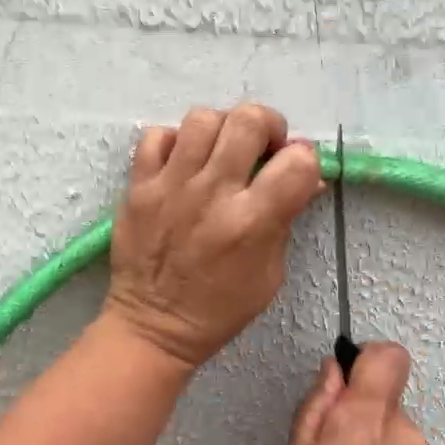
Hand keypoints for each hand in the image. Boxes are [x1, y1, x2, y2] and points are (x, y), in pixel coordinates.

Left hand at [103, 104, 324, 369]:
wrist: (154, 326)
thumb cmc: (219, 308)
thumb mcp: (271, 273)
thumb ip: (286, 219)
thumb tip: (305, 177)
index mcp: (252, 222)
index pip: (297, 160)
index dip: (303, 159)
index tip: (292, 170)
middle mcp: (212, 195)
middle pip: (248, 121)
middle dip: (265, 127)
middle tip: (260, 149)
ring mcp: (171, 187)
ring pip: (202, 119)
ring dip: (220, 129)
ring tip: (219, 153)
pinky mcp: (139, 187)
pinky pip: (157, 136)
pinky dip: (174, 142)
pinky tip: (183, 164)